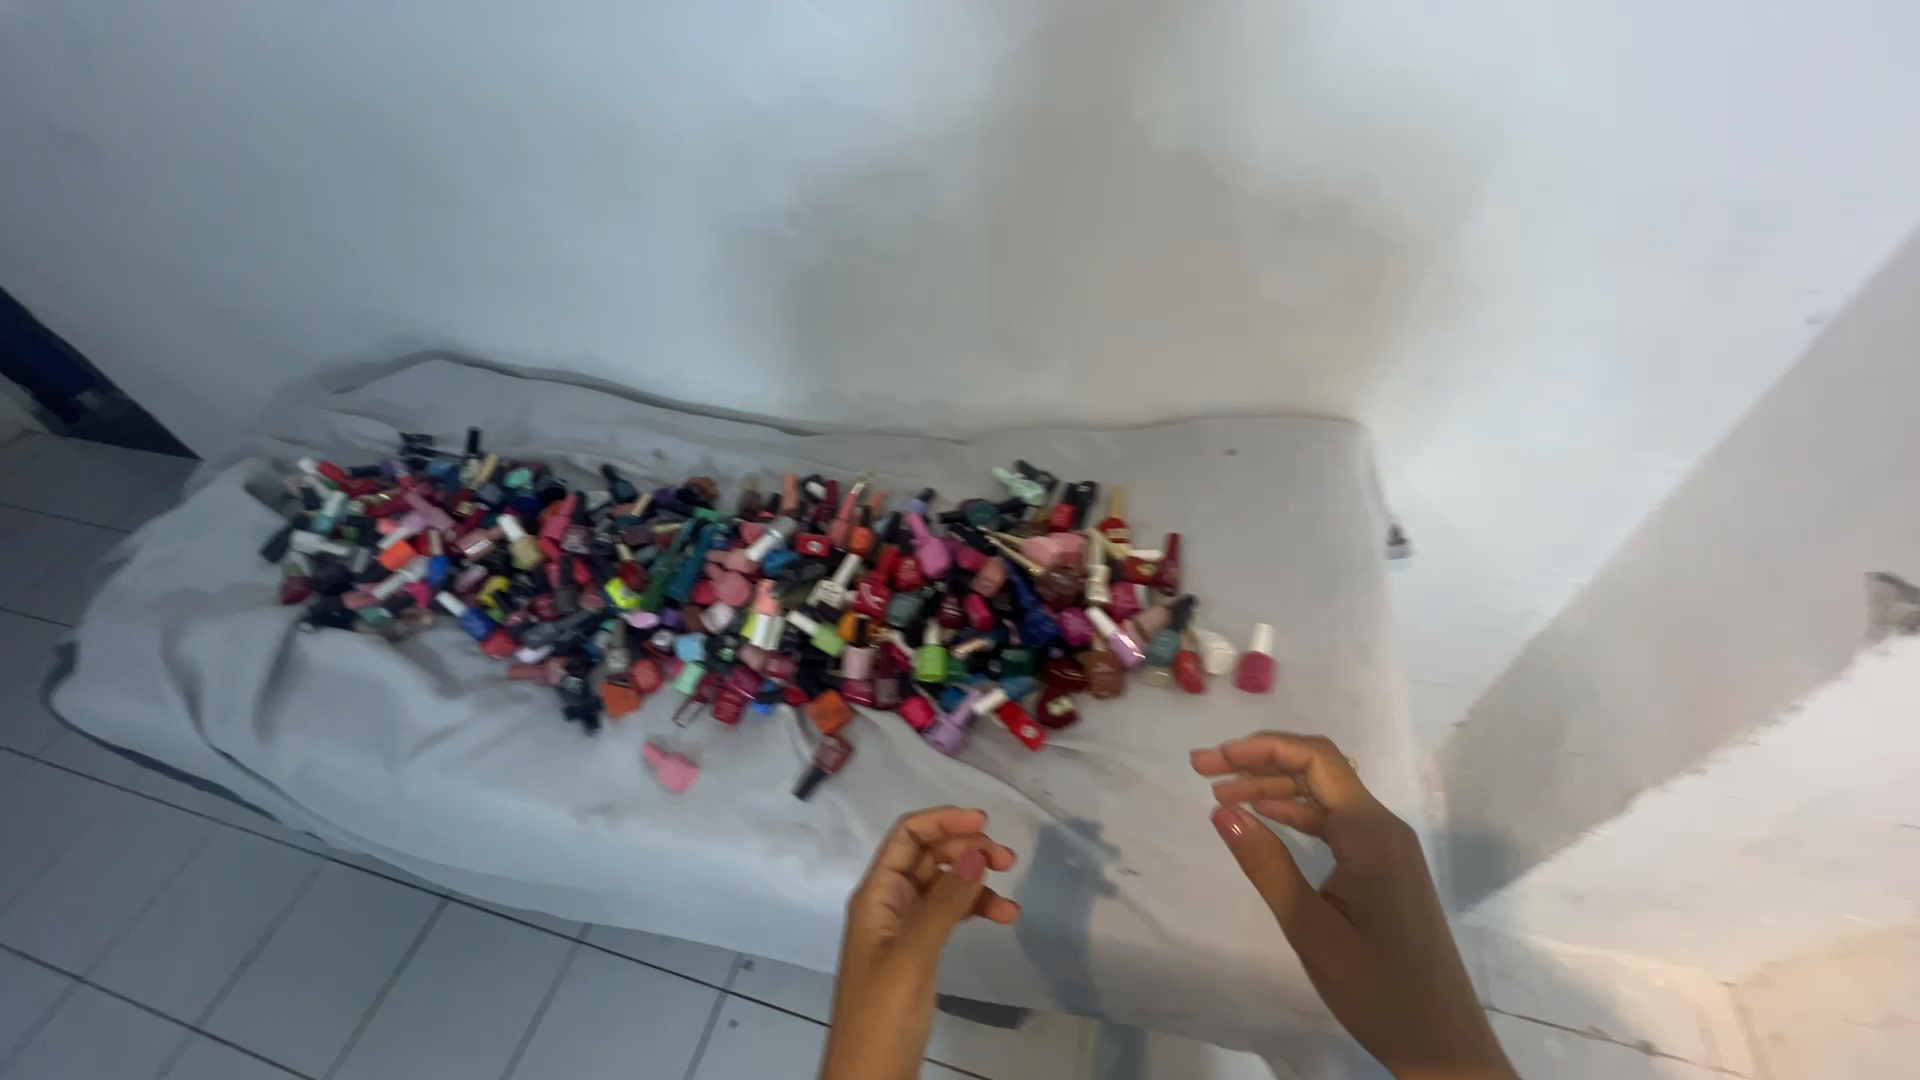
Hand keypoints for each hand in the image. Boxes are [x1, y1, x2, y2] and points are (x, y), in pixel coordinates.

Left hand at [821, 807, 1019, 1079]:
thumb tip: (977, 853)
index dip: (943, 820)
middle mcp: (888, 901)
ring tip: (1011, 886)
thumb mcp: (914, 954)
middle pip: (928, 854)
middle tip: (1008, 858)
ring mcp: (904, 926)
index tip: (984, 821)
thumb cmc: (881, 1014)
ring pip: (944, 883)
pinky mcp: (919, 950)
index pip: (908, 836)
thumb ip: (945, 902)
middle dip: (966, 847)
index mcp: (876, 893)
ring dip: (976, 879)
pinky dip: (975, 909)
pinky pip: (950, 913)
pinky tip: (1004, 916)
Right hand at [1193, 733, 1515, 1079]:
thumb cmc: (1377, 991)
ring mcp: (1386, 846)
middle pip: (1317, 768)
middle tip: (1203, 771)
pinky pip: (1333, 820)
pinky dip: (1292, 811)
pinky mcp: (1382, 866)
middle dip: (1258, 761)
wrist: (1445, 1048)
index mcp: (1371, 833)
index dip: (1260, 748)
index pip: (1315, 759)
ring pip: (1323, 793)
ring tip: (1222, 794)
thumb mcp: (1309, 928)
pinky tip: (1261, 818)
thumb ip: (1265, 863)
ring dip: (1272, 785)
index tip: (1213, 760)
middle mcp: (1382, 827)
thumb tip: (1221, 810)